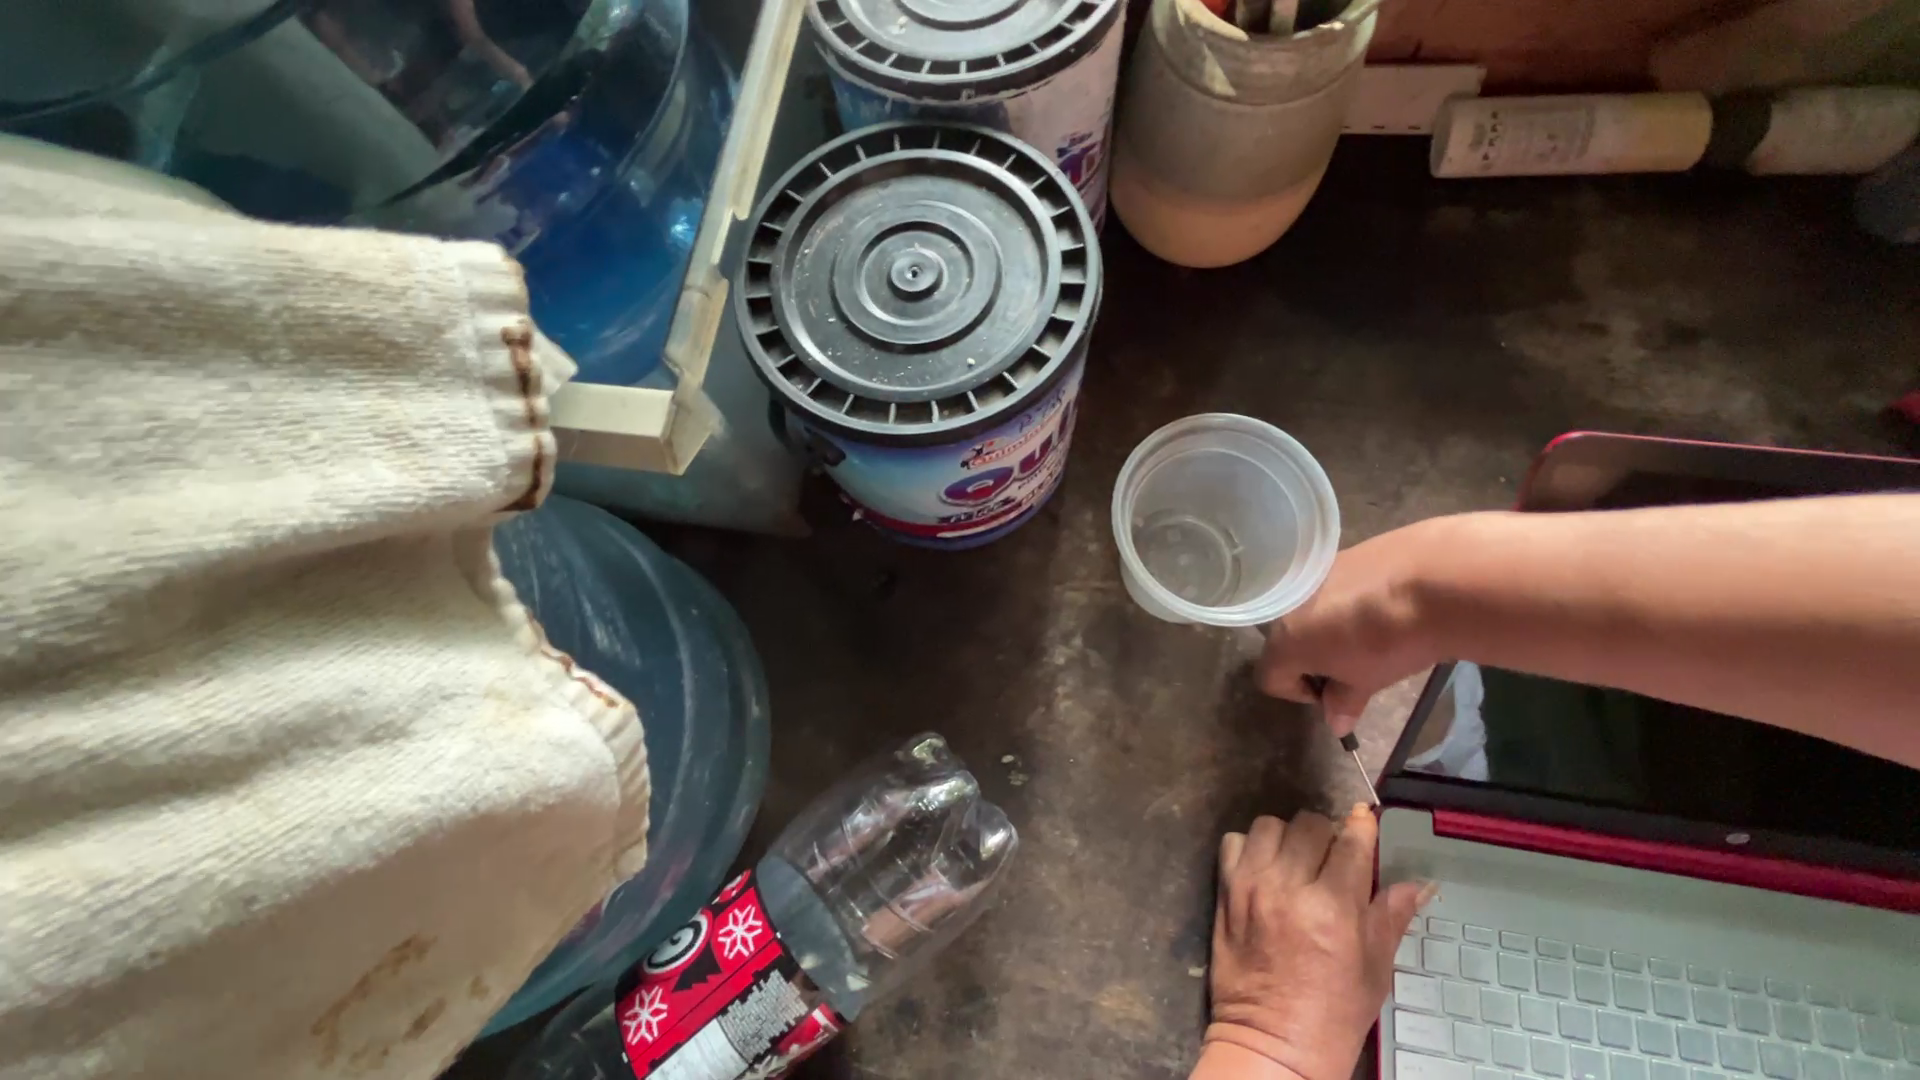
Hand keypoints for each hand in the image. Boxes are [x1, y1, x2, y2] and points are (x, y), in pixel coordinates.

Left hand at [1204, 807, 1432, 1079]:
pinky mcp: (1225, 890)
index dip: (1361, 826)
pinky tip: (1265, 867)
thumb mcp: (1377, 969)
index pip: (1350, 842)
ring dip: (1288, 835)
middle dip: (1327, 833)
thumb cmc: (1332, 1012)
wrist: (1272, 1042)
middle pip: (1309, 824)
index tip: (1364, 822)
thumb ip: (1392, 915)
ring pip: (1269, 825)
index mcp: (1333, 909)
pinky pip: (1235, 842)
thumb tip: (1419, 882)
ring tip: (1297, 859)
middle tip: (1332, 855)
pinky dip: (1251, 846)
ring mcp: (1251, 885)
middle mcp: (1288, 887)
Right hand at [1257, 521, 1442, 734]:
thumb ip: (1343, 703)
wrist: (1432, 581)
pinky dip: (1346, 602)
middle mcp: (1286, 608)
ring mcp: (1310, 578)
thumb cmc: (1389, 643)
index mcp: (1285, 642)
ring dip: (1328, 629)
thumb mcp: (1367, 682)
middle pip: (1286, 642)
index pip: (1271, 678)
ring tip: (1372, 633)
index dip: (1302, 693)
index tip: (1336, 694)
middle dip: (1314, 658)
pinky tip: (1382, 605)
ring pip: (1307, 613)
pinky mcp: (1336, 556)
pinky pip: (1329, 589)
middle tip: (1354, 666)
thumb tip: (1335, 722)